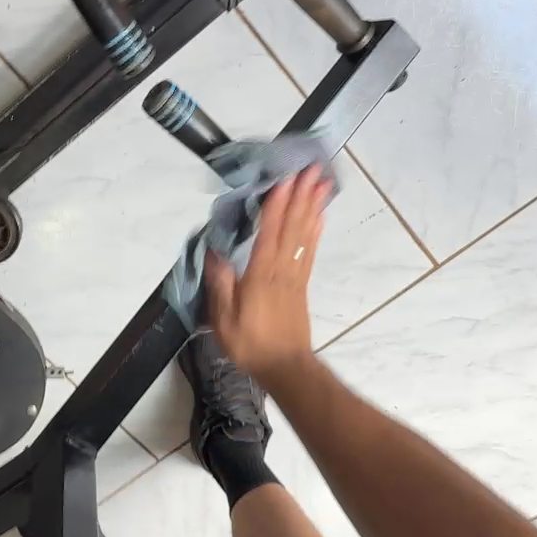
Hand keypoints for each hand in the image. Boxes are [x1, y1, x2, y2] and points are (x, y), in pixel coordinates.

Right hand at [205, 164, 331, 383]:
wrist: (285, 367)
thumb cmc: (251, 344)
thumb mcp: (224, 319)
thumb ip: (220, 284)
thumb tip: (215, 251)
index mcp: (261, 275)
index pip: (270, 232)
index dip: (278, 203)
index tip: (285, 178)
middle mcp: (282, 269)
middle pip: (293, 226)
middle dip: (301, 195)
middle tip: (311, 168)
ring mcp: (295, 275)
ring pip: (305, 234)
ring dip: (313, 206)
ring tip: (321, 182)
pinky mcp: (301, 284)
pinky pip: (309, 250)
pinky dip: (315, 229)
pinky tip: (320, 215)